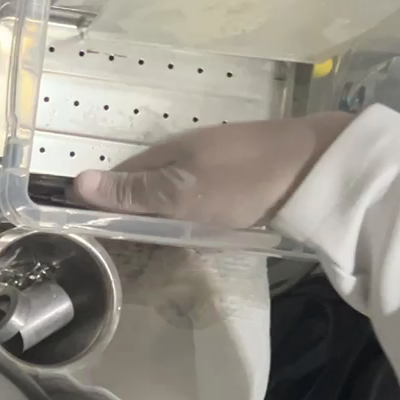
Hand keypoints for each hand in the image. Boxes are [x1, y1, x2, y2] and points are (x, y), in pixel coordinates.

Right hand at [69, 113, 354, 228]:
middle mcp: (183, 151)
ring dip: (164, 212)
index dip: (103, 204)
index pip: (116, 178)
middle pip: (144, 184)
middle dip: (134, 210)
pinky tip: (201, 226)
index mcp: (163, 153)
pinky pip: (201, 193)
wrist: (325, 168)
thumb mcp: (179, 194)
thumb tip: (75, 182)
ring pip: (173, 189)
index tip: (100, 235)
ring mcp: (214, 159)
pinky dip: (193, 210)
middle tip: (134, 247)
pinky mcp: (241, 171)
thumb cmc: (243, 183)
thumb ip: (130, 193)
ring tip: (166, 242)